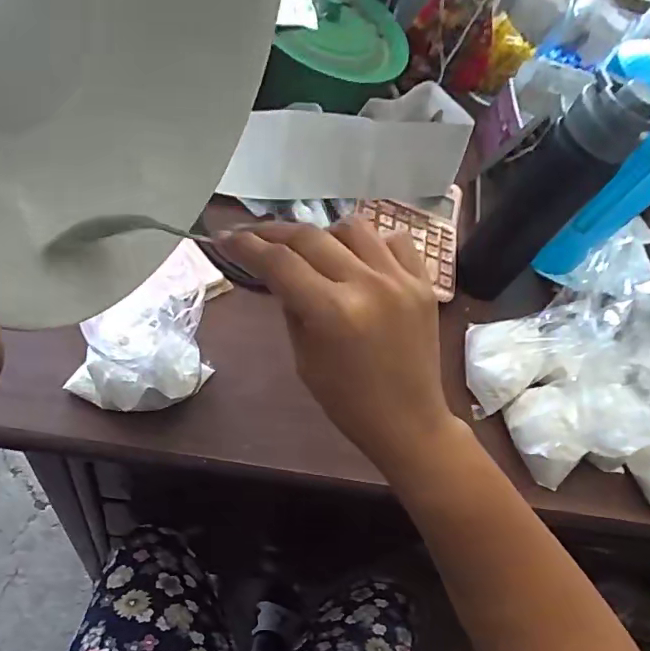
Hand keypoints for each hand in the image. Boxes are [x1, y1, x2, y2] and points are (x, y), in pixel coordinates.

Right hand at [216, 220, 465, 471]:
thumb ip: (292, 311)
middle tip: (255, 236)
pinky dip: (370, 244)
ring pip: (352, 228)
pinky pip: (394, 240)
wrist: (408, 422)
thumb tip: (282, 275)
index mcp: (331, 312)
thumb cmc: (348, 403)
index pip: (279, 263)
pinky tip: (359, 261)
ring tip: (313, 252)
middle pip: (310, 237)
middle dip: (274, 233)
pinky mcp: (424, 283)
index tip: (226, 239)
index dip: (246, 246)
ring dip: (323, 235)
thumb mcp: (305, 360)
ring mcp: (400, 280)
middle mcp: (366, 285)